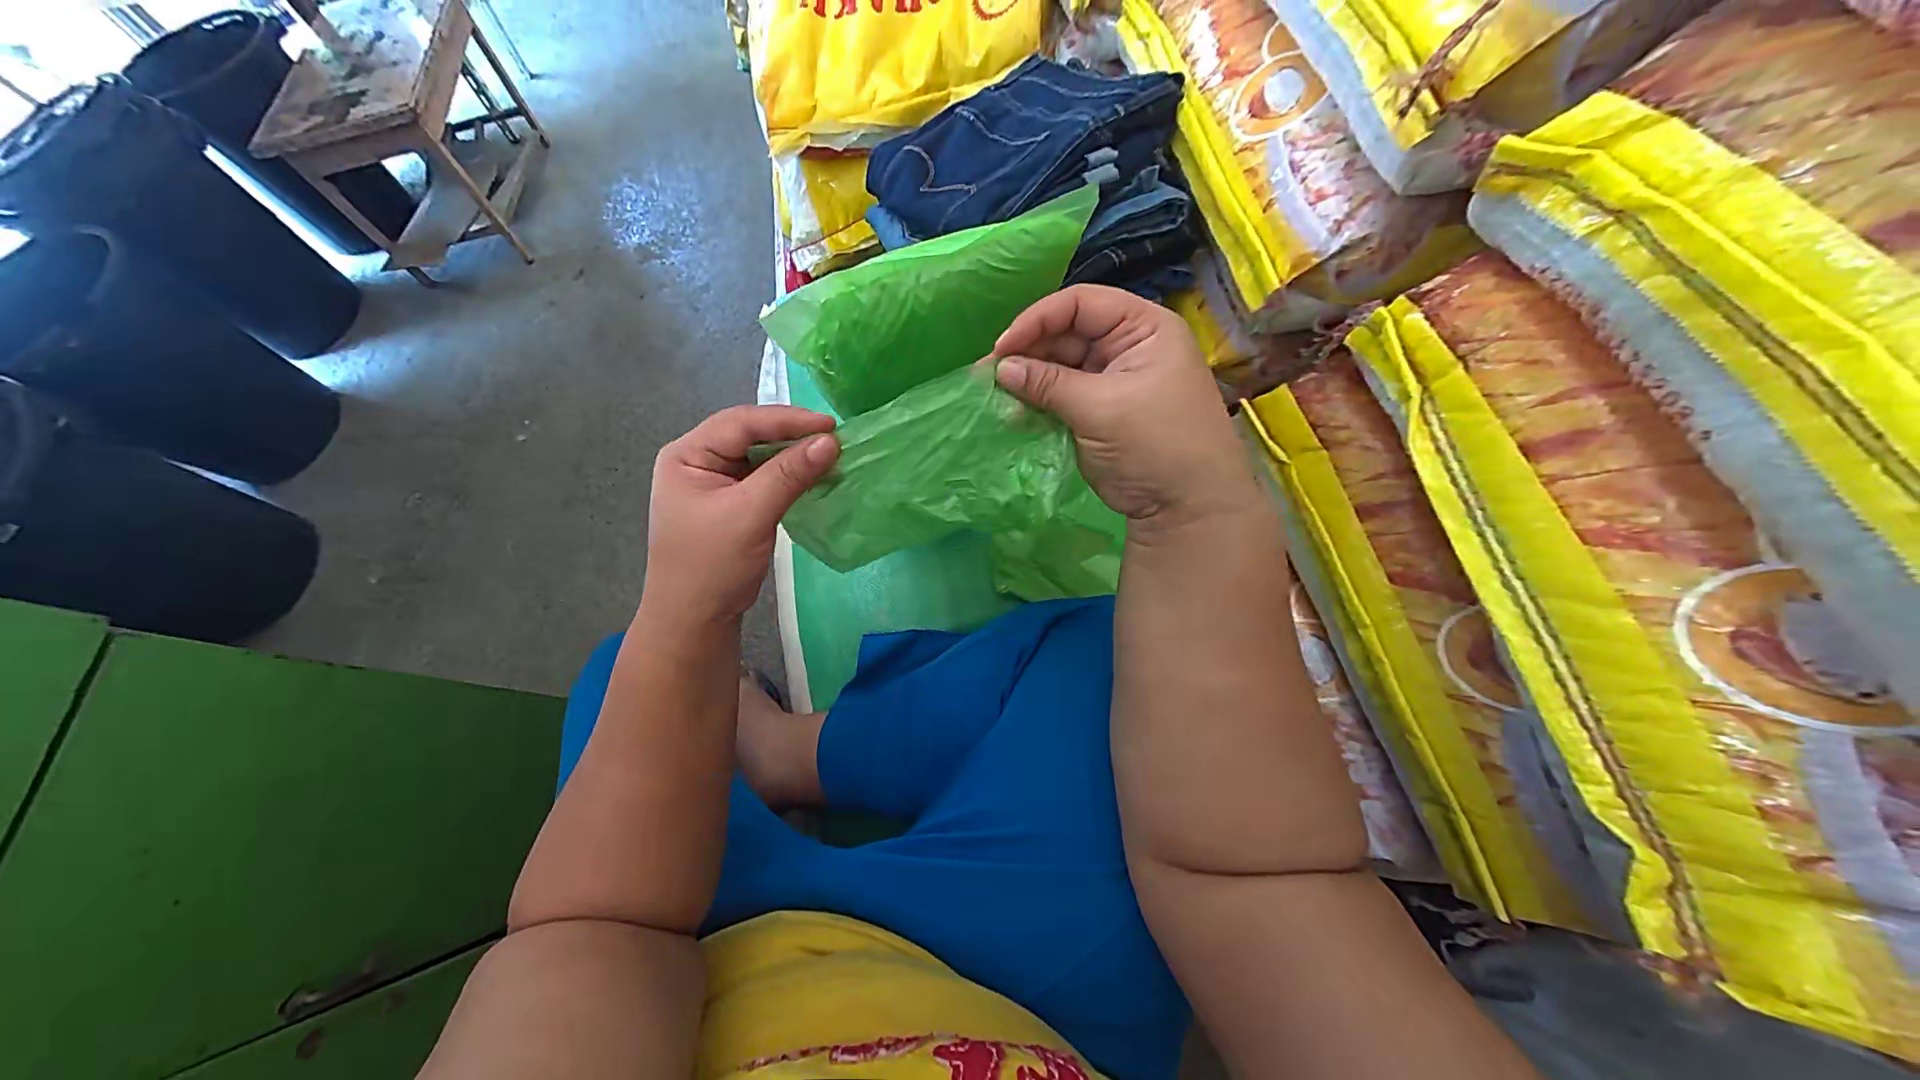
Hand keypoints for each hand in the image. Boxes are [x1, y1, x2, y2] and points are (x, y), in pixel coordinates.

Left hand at [643, 406, 838, 623]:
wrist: (695, 620)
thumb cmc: (712, 565)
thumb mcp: (751, 514)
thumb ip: (790, 474)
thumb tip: (831, 442)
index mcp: (687, 455)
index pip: (741, 423)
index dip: (787, 420)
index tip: (830, 426)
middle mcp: (697, 461)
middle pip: (750, 435)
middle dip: (791, 435)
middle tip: (834, 438)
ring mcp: (714, 483)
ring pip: (760, 456)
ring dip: (793, 455)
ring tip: (829, 454)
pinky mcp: (732, 504)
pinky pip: (764, 478)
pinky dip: (790, 475)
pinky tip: (814, 475)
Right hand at [993, 285, 1259, 540]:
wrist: (1186, 509)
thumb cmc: (1155, 445)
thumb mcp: (1100, 408)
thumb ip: (1048, 384)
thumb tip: (1000, 368)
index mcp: (1143, 328)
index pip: (1081, 303)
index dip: (1038, 319)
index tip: (1003, 347)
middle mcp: (1129, 347)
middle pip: (1068, 334)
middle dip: (1029, 352)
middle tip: (989, 376)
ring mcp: (1115, 381)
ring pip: (1062, 368)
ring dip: (1030, 380)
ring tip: (997, 396)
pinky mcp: (1101, 413)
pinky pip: (1064, 397)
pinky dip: (1040, 403)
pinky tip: (1013, 414)